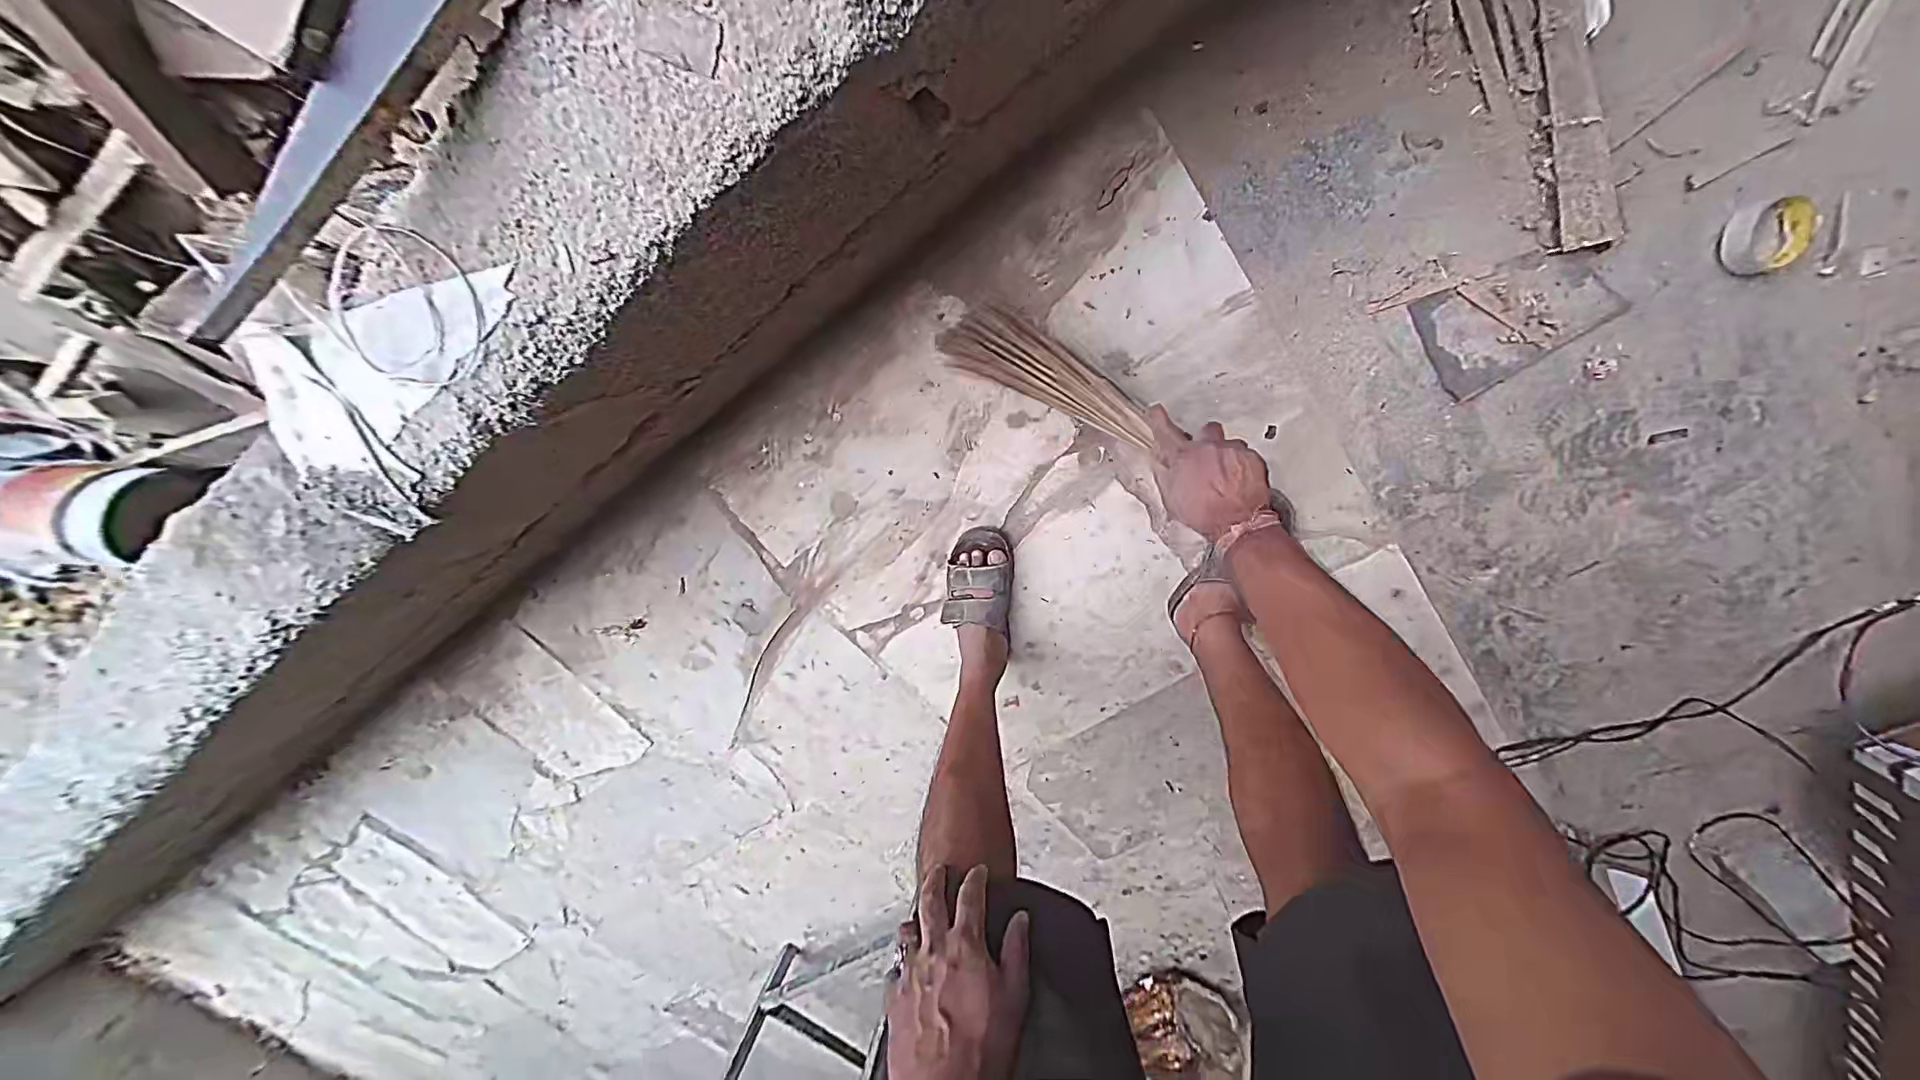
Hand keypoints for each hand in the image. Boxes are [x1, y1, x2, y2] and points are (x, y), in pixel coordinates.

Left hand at [887, 865, 1031, 1079]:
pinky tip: (906, 962)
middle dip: (936, 880)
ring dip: (916, 916)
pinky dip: (903, 957)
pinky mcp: (893, 998)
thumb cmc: (980, 1051)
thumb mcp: (1015, 997)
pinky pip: (895, 966)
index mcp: (964, 946)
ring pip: (908, 930)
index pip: (970, 897)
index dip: (975, 879)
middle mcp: (933, 951)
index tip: (978, 872)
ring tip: (920, 910)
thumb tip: (1019, 921)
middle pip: (931, 901)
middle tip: (939, 870)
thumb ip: (1016, 951)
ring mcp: (909, 973)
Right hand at [1147, 405, 1271, 541]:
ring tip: (1224, 475)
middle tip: (1204, 458)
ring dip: (1224, 454)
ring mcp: (1232, 450)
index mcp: (1184, 456)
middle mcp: (1208, 448)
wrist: (1238, 523)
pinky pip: (1245, 454)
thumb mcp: (1172, 498)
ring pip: (1227, 443)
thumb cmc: (1205, 514)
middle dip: (1205, 441)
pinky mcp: (1252, 457)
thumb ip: (1166, 474)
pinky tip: (1237, 481)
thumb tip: (1162, 462)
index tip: (1156, 411)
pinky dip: (1241, 465)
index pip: (1166, 431)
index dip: (1159, 420)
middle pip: (1205, 431)